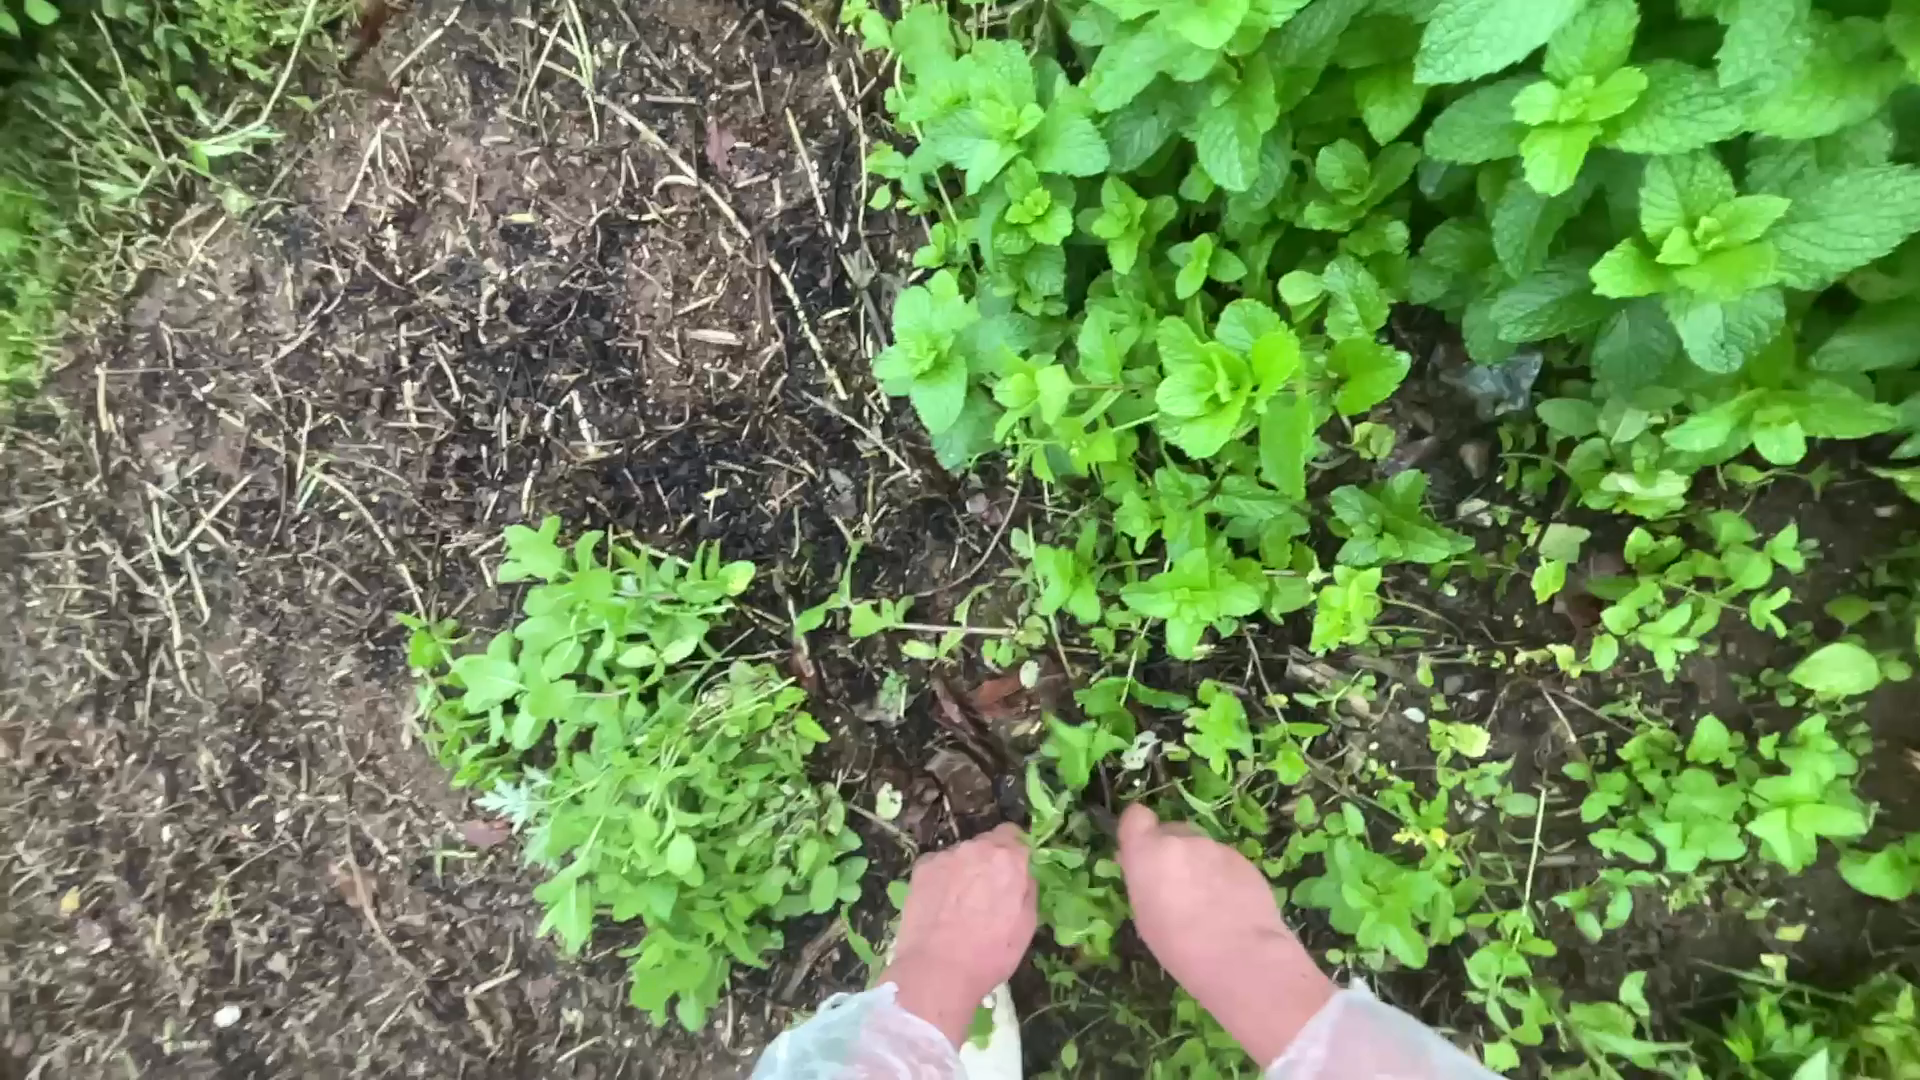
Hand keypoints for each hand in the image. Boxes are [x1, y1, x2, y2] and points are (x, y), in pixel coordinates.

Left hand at [877, 823, 1037, 1045]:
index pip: (1014, 834)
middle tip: (986, 894)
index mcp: (1008, 859)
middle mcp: (977, 848)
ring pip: (962, 855)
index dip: (1014, 851)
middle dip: (989, 862)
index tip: (1012, 870)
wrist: (937, 970)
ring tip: (958, 905)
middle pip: (987, 844)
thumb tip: (1023, 874)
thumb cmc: (990, 954)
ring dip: (965, 870)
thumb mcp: (1026, 926)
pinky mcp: (922, 867)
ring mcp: (947, 855)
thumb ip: (1027, 889)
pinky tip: (939, 906)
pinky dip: (942, 879)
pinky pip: (939, 865)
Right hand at [1117, 803, 1335, 1066]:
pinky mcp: (1247, 862)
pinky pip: (1226, 864)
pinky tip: (1235, 912)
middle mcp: (1182, 839)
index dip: (1139, 831)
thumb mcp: (1144, 916)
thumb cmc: (1182, 949)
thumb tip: (1146, 862)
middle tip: (1180, 891)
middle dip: (1173, 852)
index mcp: (1147, 852)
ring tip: (1212, 909)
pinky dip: (1226, 879)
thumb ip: (1144, 877)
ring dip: (1201, 867)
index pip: (1136, 816)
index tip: (1142, 852)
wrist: (1247, 966)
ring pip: (1201, 849)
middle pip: (1172, 833)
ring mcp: (1217, 848)